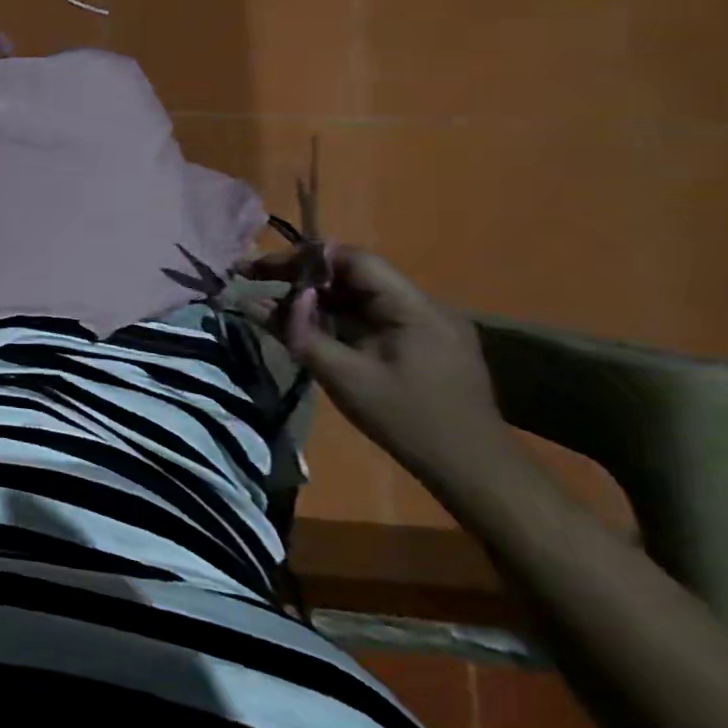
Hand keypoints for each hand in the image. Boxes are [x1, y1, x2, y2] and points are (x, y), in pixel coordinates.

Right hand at [245, 247, 517, 487]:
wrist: (473, 469)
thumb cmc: (407, 420)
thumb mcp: (344, 377)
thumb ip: (298, 334)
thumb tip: (254, 302)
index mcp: (413, 307)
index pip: (352, 260)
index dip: (303, 259)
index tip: (260, 269)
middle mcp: (423, 305)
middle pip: (353, 275)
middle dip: (302, 276)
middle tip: (254, 279)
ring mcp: (426, 324)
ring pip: (360, 296)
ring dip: (316, 298)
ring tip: (271, 304)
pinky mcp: (422, 343)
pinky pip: (370, 316)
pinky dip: (334, 317)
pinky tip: (307, 327)